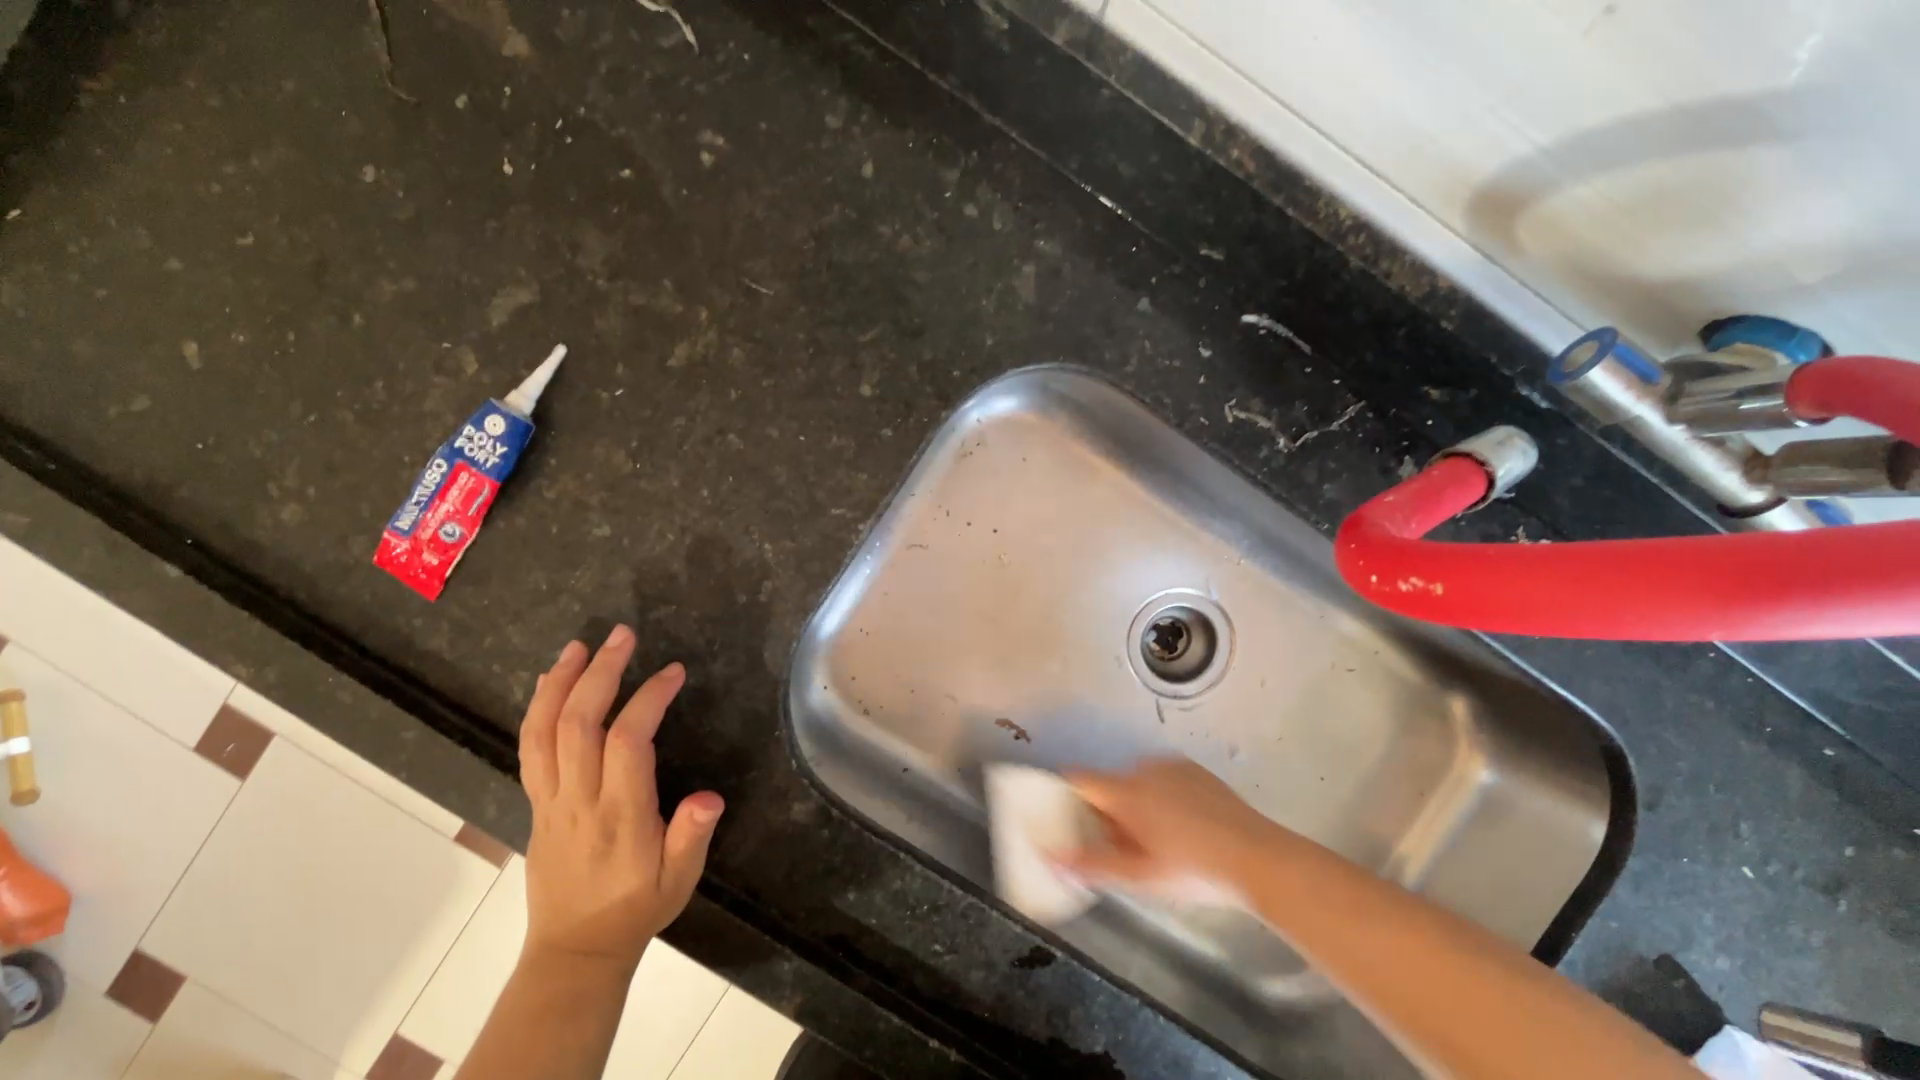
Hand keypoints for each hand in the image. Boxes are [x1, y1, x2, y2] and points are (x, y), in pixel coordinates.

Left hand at [517, 625, 723, 974]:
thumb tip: (710, 797)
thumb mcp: (679, 881)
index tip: (673, 672)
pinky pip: (530, 748)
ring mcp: (550, 801)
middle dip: (601, 673)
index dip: (648, 699)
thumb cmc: (637, 909)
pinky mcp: (537, 804)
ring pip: (543, 731)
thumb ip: (691, 836)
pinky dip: (538, 709)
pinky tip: (551, 683)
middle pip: (578, 724)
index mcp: (620, 816)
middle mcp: (579, 801)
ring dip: (560, 682)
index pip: (627, 742)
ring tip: (580, 645)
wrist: (575, 949)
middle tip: (624, 635)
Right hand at [1061, 758, 1281, 890]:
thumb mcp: (1138, 876)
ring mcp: (1175, 767)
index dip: (1064, 794)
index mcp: (1125, 791)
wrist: (1259, 859)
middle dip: (1106, 813)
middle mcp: (1145, 769)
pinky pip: (1165, 780)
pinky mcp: (1199, 772)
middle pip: (1109, 785)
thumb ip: (1090, 864)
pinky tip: (1183, 829)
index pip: (1078, 779)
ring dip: (1135, 806)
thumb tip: (1048, 856)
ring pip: (1138, 783)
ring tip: (1156, 844)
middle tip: (1121, 850)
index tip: (1062, 816)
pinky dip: (1162, 798)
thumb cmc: (1192, 871)